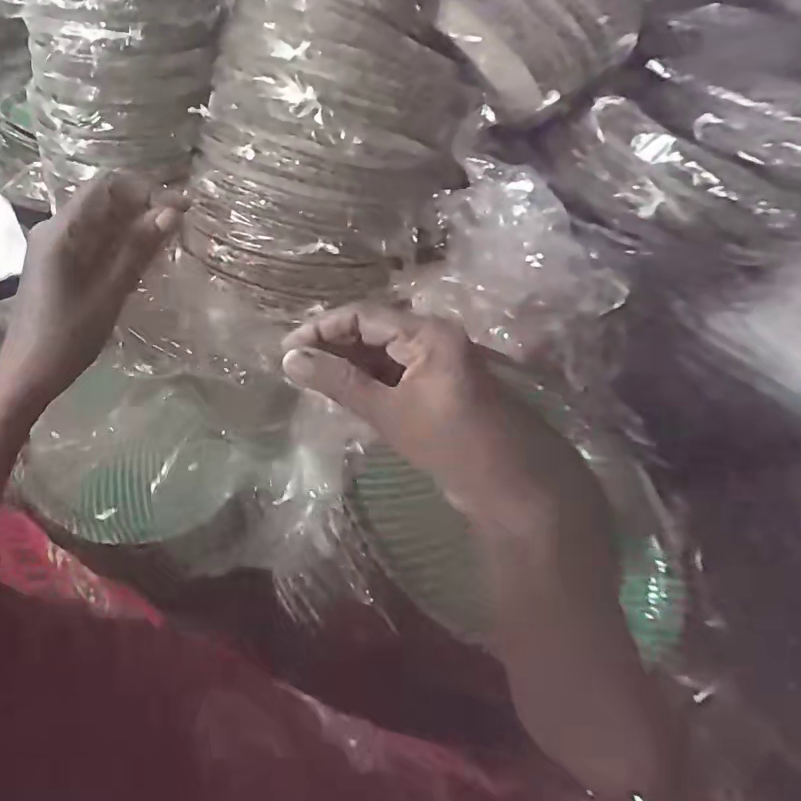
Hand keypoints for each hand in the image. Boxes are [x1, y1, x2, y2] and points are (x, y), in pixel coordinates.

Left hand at [0, 172, 185, 404]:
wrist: (26, 374)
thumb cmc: (67, 336)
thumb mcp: (109, 292)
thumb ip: (138, 249)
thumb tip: (170, 211)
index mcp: (61, 231)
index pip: (106, 187)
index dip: (144, 189)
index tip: (178, 207)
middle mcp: (53, 230)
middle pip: (102, 201)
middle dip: (141, 207)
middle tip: (179, 224)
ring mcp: (52, 247)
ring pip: (98, 221)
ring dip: (131, 225)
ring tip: (166, 240)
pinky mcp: (55, 264)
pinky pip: (90, 240)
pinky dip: (117, 243)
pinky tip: (140, 258)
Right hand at [281, 304, 549, 517]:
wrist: (513, 485)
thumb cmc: (452, 443)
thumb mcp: (388, 411)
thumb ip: (338, 382)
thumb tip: (290, 359)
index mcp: (427, 332)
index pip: (362, 315)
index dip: (321, 328)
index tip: (287, 348)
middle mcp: (432, 337)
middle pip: (371, 329)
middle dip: (332, 345)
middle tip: (294, 363)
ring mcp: (436, 361)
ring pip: (381, 352)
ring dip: (347, 363)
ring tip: (309, 377)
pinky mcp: (436, 384)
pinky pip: (393, 371)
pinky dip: (366, 379)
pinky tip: (340, 391)